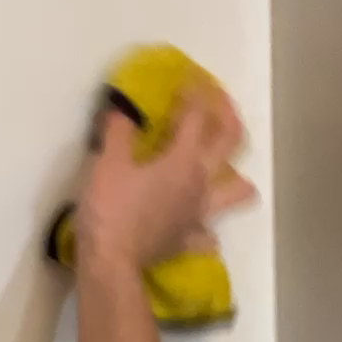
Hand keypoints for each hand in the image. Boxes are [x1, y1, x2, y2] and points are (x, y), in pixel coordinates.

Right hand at [74, 89, 256, 272]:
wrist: (111, 261)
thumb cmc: (108, 210)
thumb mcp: (104, 166)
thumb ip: (117, 136)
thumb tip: (121, 112)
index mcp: (182, 159)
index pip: (195, 116)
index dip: (193, 93)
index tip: (187, 79)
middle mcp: (201, 181)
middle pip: (229, 142)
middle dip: (227, 116)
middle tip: (218, 104)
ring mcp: (199, 212)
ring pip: (237, 190)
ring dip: (235, 178)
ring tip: (223, 174)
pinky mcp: (188, 239)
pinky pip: (207, 234)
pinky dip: (206, 229)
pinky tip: (197, 227)